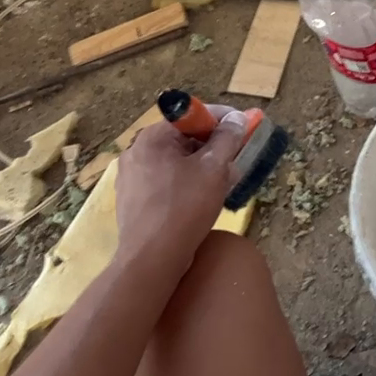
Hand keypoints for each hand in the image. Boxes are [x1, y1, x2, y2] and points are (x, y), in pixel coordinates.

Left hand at [114, 107, 245, 270]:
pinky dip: (187, 182)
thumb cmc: (185, 207)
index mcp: (152, 138)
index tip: (244, 127)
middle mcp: (136, 152)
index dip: (222, 118)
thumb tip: (237, 118)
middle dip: (214, 145)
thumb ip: (227, 138)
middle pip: (184, 137)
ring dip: (203, 165)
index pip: (192, 115)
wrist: (151, 260)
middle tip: (237, 158)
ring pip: (176, 161)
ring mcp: (131, 178)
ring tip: (225, 181)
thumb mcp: (214, 168)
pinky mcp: (133, 200)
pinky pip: (166, 180)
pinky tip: (203, 198)